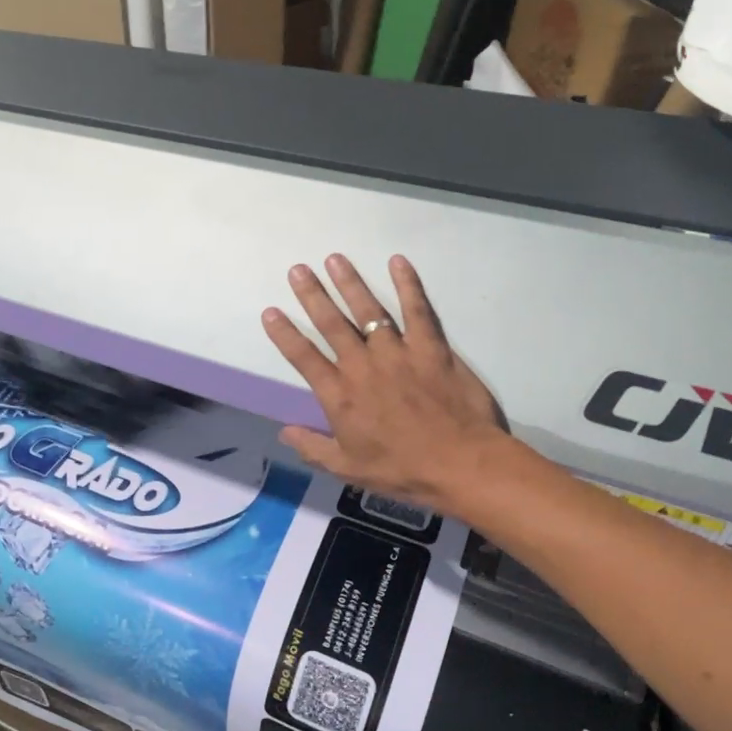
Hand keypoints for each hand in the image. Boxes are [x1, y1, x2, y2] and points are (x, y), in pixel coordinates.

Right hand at [262, 254, 514, 512]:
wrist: (461, 465)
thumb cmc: (402, 471)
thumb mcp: (348, 469)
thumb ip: (313, 447)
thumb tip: (284, 432)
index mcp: (339, 396)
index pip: (304, 358)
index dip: (284, 334)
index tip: (270, 311)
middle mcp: (363, 367)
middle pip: (332, 324)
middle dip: (312, 295)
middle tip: (297, 270)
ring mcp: (398, 353)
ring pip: (369, 310)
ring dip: (350, 283)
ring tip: (334, 259)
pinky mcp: (431, 348)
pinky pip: (417, 310)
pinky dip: (408, 284)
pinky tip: (397, 262)